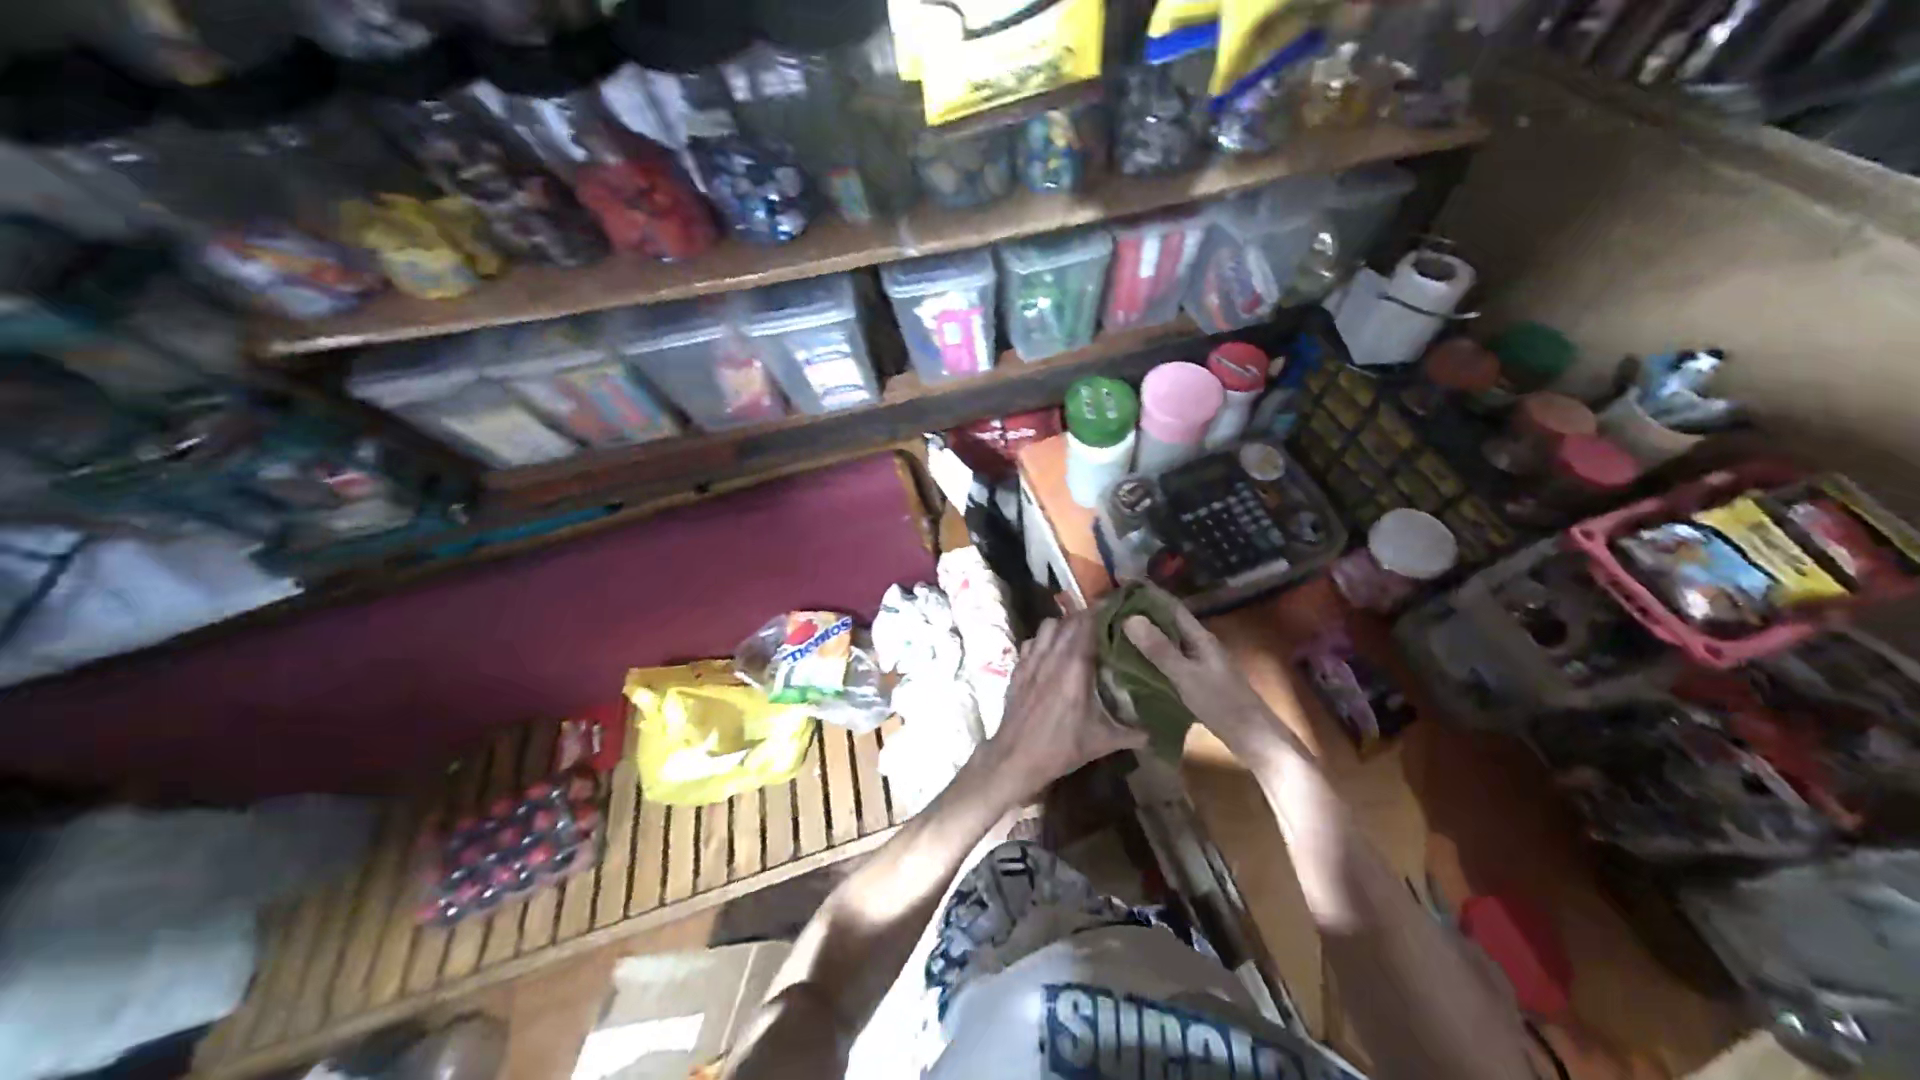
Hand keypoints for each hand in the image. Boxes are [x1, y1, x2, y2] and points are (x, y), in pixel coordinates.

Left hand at [978, 612, 1147, 803]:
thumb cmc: (1060, 748)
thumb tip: (1160, 731)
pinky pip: (1031, 642)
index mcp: (1074, 667)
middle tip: (1105, 620)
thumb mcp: (1102, 742)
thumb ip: (1132, 733)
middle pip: (1069, 621)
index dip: (1102, 612)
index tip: (1118, 607)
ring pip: (1047, 626)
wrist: (1015, 758)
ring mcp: (1030, 661)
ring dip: (1063, 624)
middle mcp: (1051, 657)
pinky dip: (1043, 640)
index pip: (1088, 625)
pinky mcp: (1017, 669)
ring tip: (1078, 633)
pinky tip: (1051, 652)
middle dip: (1087, 616)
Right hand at [1122, 596, 1306, 769]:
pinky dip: (1149, 653)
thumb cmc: (1223, 705)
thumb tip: (1130, 617)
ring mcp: (1198, 662)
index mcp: (1199, 637)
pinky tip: (1133, 660)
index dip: (1146, 591)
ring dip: (1143, 631)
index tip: (1120, 580)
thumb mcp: (1186, 676)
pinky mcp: (1195, 679)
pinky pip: (1167, 658)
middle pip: (1167, 619)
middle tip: (1109, 606)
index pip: (1170, 605)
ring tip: (1114, 628)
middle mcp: (1199, 644)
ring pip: (1166, 639)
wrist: (1255, 739)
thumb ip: (1160, 649)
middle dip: (1141, 609)